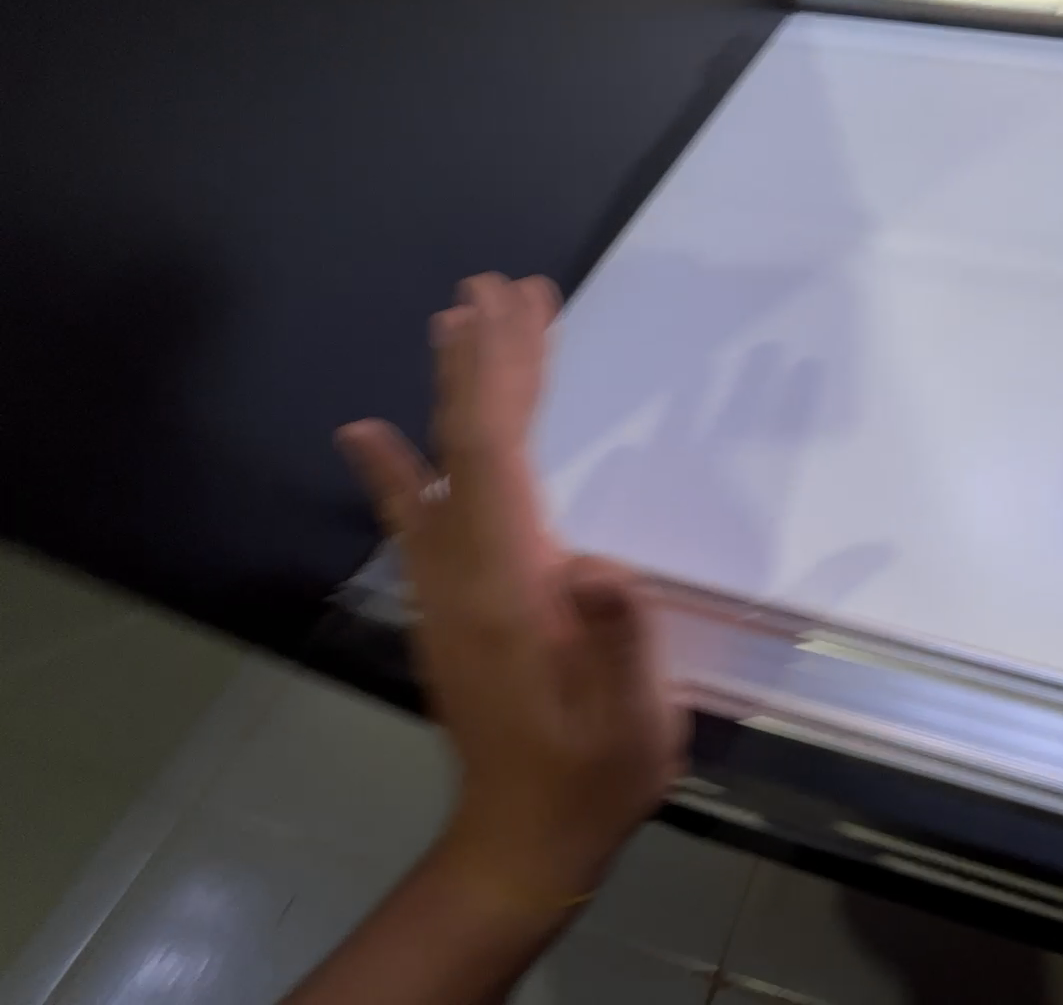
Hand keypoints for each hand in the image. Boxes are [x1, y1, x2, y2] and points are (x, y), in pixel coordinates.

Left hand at [335, 273, 685, 902]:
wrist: (533, 833)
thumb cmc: (598, 767)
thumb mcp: (633, 715)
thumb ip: (620, 641)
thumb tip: (598, 566)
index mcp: (510, 586)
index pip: (493, 458)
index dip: (500, 377)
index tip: (510, 307)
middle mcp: (464, 573)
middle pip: (464, 445)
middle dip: (482, 362)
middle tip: (496, 288)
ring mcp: (451, 589)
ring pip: (443, 469)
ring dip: (454, 392)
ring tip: (460, 324)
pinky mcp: (454, 606)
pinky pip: (418, 522)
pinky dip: (394, 471)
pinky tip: (372, 435)